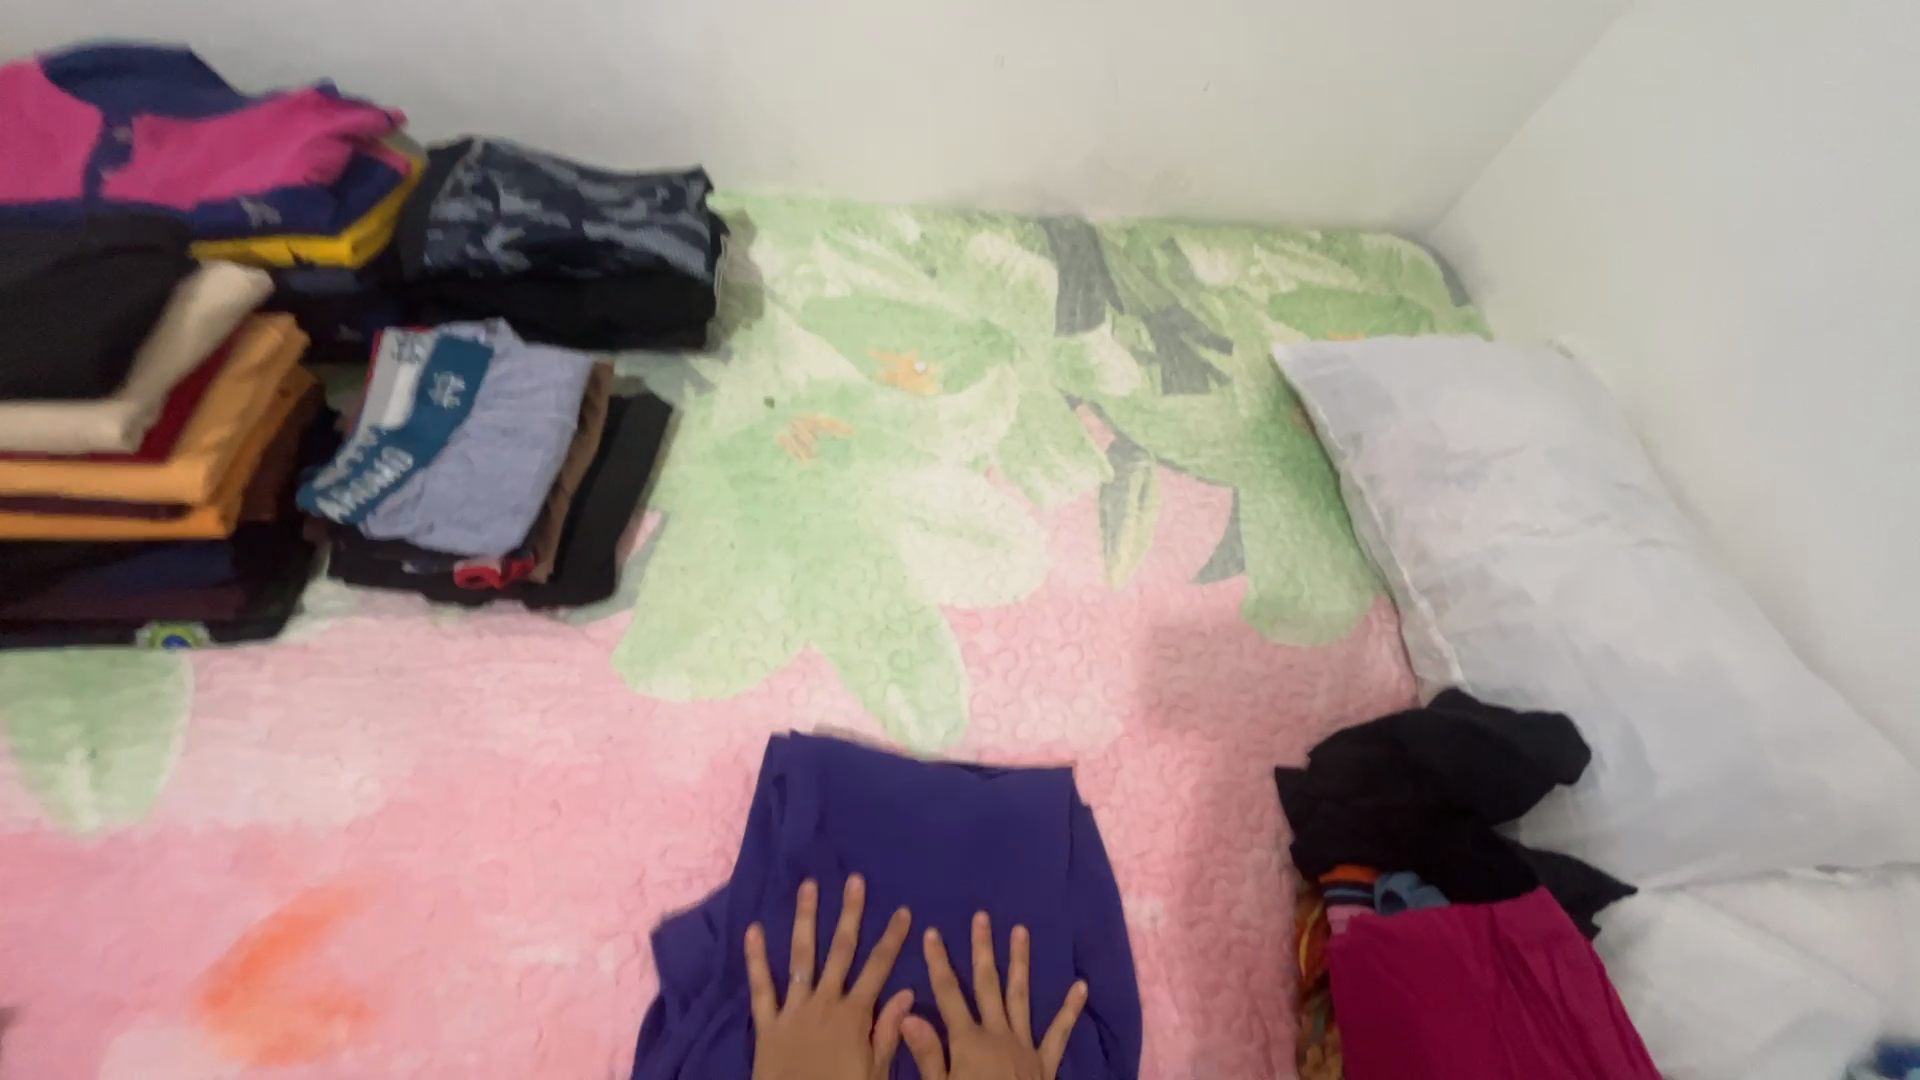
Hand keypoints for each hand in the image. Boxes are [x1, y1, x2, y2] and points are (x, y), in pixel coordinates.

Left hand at [747, 875, 915, 1079]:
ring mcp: (794, 1011)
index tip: (903, 910)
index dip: (892, 938)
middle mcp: (825, 1003)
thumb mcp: (875, 1078)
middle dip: (850, 913)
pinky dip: (756, 959)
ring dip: (806, 919)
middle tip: (854, 880)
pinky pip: (761, 989)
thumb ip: (889, 1034)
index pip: (879, 968)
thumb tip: (906, 992)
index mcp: (855, 1016)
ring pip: (802, 957)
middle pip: (841, 950)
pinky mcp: (767, 1025)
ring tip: (809, 885)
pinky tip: (753, 929)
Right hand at [901, 912, 1089, 1079]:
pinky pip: (1059, 1034)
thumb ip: (928, 1055)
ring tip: (1021, 930)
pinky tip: (1082, 986)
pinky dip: (1070, 1010)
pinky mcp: (1045, 1065)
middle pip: (987, 985)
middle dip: (982, 949)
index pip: (948, 994)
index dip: (938, 962)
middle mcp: (997, 1035)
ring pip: (1020, 997)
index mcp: (968, 1043)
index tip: (932, 931)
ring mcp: (1024, 1047)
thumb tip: (909, 1013)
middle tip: (982, 916)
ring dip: (1020, 963)